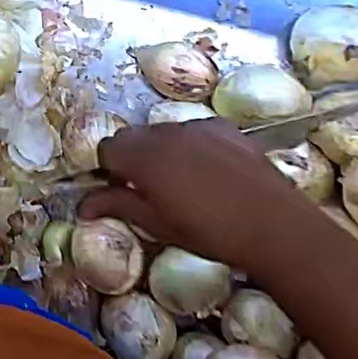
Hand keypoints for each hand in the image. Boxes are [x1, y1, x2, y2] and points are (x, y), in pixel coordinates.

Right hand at [79, 117, 321, 268]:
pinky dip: (191, 145)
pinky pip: (194, 130)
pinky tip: (210, 171)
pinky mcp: (224, 127)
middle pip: (133, 136)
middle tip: (149, 189)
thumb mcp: (158, 225)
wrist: (275, 226)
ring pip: (163, 132)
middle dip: (133, 157)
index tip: (123, 190)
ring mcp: (196, 126)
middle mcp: (165, 133)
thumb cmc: (210, 232)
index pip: (107, 149)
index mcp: (143, 157)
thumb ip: (117, 206)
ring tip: (183, 182)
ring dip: (161, 150)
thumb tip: (82, 205)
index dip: (110, 170)